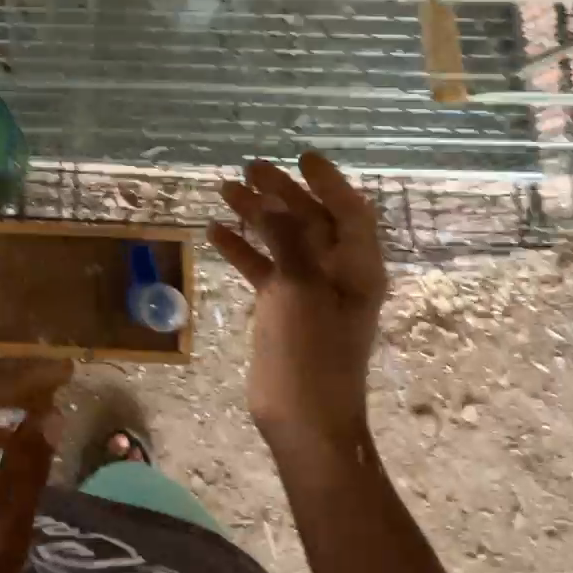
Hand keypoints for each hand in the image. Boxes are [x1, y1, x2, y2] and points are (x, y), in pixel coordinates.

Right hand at [208, 153, 388, 457]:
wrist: (302, 416)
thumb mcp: (301, 287)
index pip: (348, 211)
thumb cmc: (312, 350)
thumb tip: (270, 205)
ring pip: (281, 241)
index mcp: (357, 266)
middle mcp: (335, 272)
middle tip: (250, 168)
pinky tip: (215, 232)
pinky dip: (242, 249)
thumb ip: (287, 240)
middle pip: (310, 220)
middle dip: (282, 193)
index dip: (327, 181)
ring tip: (226, 189)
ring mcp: (306, 291)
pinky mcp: (281, 309)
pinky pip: (261, 268)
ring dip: (257, 215)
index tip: (301, 156)